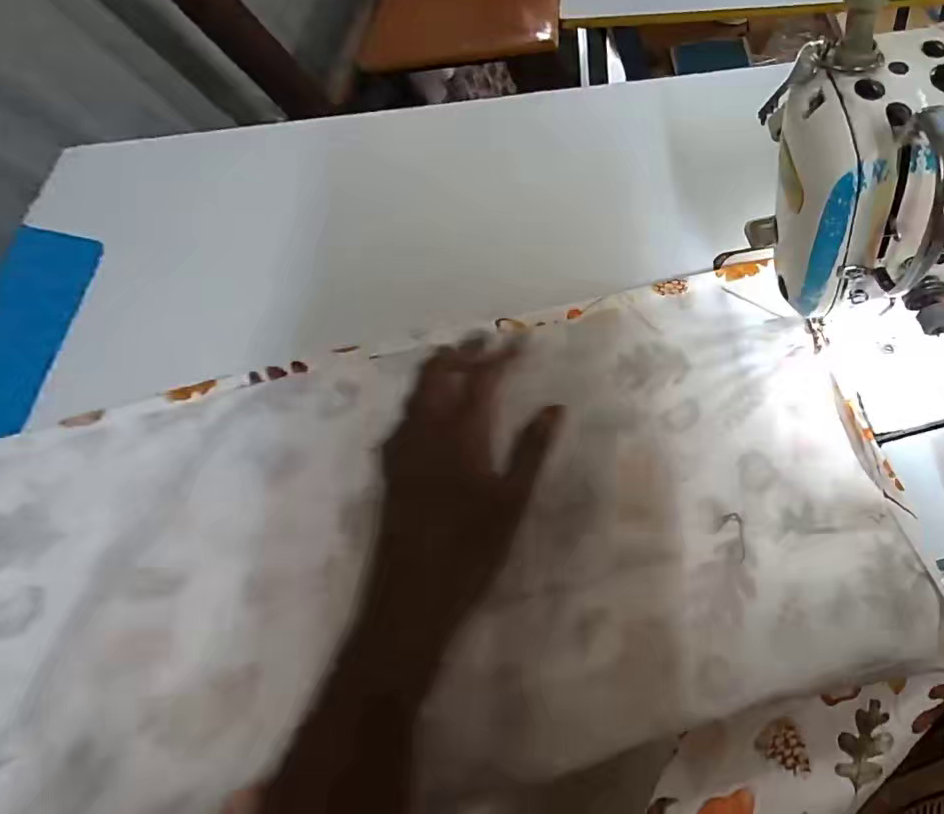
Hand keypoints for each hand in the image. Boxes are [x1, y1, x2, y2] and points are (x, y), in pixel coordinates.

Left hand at [357, 336, 562, 680]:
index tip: (522, 341)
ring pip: (414, 398)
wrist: (408, 603)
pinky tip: (433, 410)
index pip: (478, 384)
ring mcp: (399, 457)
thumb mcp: (514, 499)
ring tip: (463, 362)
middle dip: (461, 355)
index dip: (499, 358)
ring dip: (439, 374)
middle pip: (434, 381)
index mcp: (456, 441)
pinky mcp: (390, 474)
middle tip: (487, 340)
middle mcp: (420, 440)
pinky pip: (405, 420)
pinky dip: (424, 399)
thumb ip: (532, 449)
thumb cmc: (472, 550)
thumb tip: (553, 408)